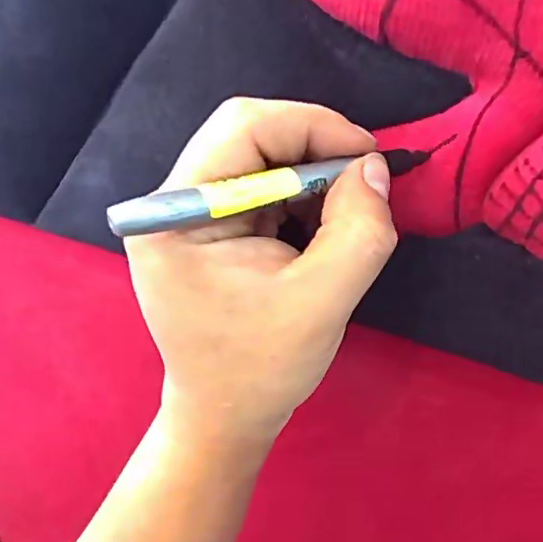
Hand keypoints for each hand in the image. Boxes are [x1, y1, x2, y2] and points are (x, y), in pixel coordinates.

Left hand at [124, 98, 397, 458]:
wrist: (224, 414)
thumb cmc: (261, 369)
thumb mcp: (323, 302)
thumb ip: (359, 229)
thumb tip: (372, 166)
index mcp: (176, 217)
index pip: (242, 128)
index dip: (313, 127)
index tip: (367, 157)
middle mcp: (170, 205)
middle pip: (248, 135)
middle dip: (314, 151)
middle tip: (361, 184)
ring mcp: (185, 214)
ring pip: (258, 156)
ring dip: (310, 176)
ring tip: (340, 218)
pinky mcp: (205, 226)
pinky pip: (258, 185)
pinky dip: (299, 195)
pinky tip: (318, 229)